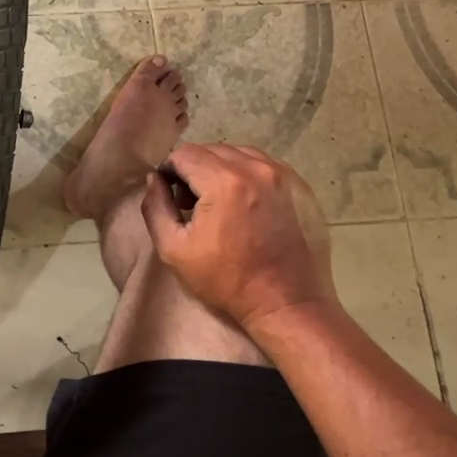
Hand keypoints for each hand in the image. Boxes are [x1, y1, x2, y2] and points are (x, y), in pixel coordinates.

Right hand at [141, 143, 334, 332]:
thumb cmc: (226, 281)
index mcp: (224, 182)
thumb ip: (155, 207)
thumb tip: (154, 179)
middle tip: (193, 203)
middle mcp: (256, 169)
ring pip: (239, 153)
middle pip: (211, 150)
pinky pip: (265, 166)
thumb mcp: (174, 249)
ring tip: (221, 203)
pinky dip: (248, 176)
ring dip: (222, 170)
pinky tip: (246, 204)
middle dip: (195, 170)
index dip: (170, 171)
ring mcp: (283, 176)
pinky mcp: (301, 187)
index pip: (184, 154)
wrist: (288, 306)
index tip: (172, 196)